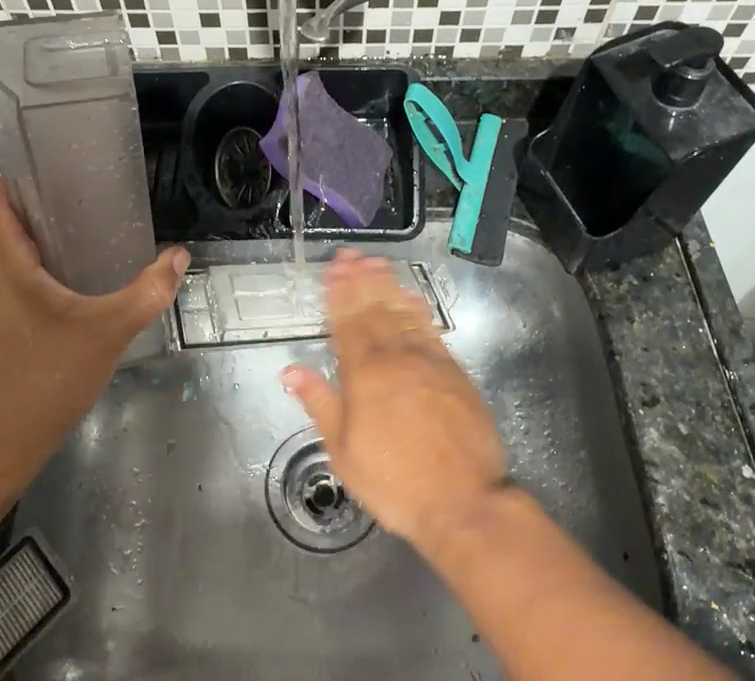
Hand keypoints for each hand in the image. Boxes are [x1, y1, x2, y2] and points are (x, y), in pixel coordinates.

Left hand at [0, 180, 187, 472]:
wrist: (6, 439)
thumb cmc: (50, 377)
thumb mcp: (110, 330)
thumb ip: (148, 290)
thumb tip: (179, 256)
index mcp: (4, 261)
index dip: (22, 173)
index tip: (62, 167)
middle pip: (2, 215)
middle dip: (39, 198)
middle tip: (87, 194)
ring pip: (5, 244)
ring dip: (37, 230)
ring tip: (85, 226)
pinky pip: (10, 269)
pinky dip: (35, 258)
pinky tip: (74, 272)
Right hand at [281, 250, 511, 549]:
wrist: (463, 500)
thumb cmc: (395, 482)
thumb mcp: (343, 451)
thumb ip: (319, 404)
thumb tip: (291, 372)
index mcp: (365, 375)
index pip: (347, 323)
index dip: (339, 294)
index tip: (333, 269)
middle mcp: (397, 358)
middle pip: (375, 310)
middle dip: (361, 280)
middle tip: (352, 255)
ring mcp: (430, 362)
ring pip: (403, 314)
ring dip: (388, 286)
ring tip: (376, 264)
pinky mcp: (455, 372)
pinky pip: (431, 330)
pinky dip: (418, 309)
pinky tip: (412, 298)